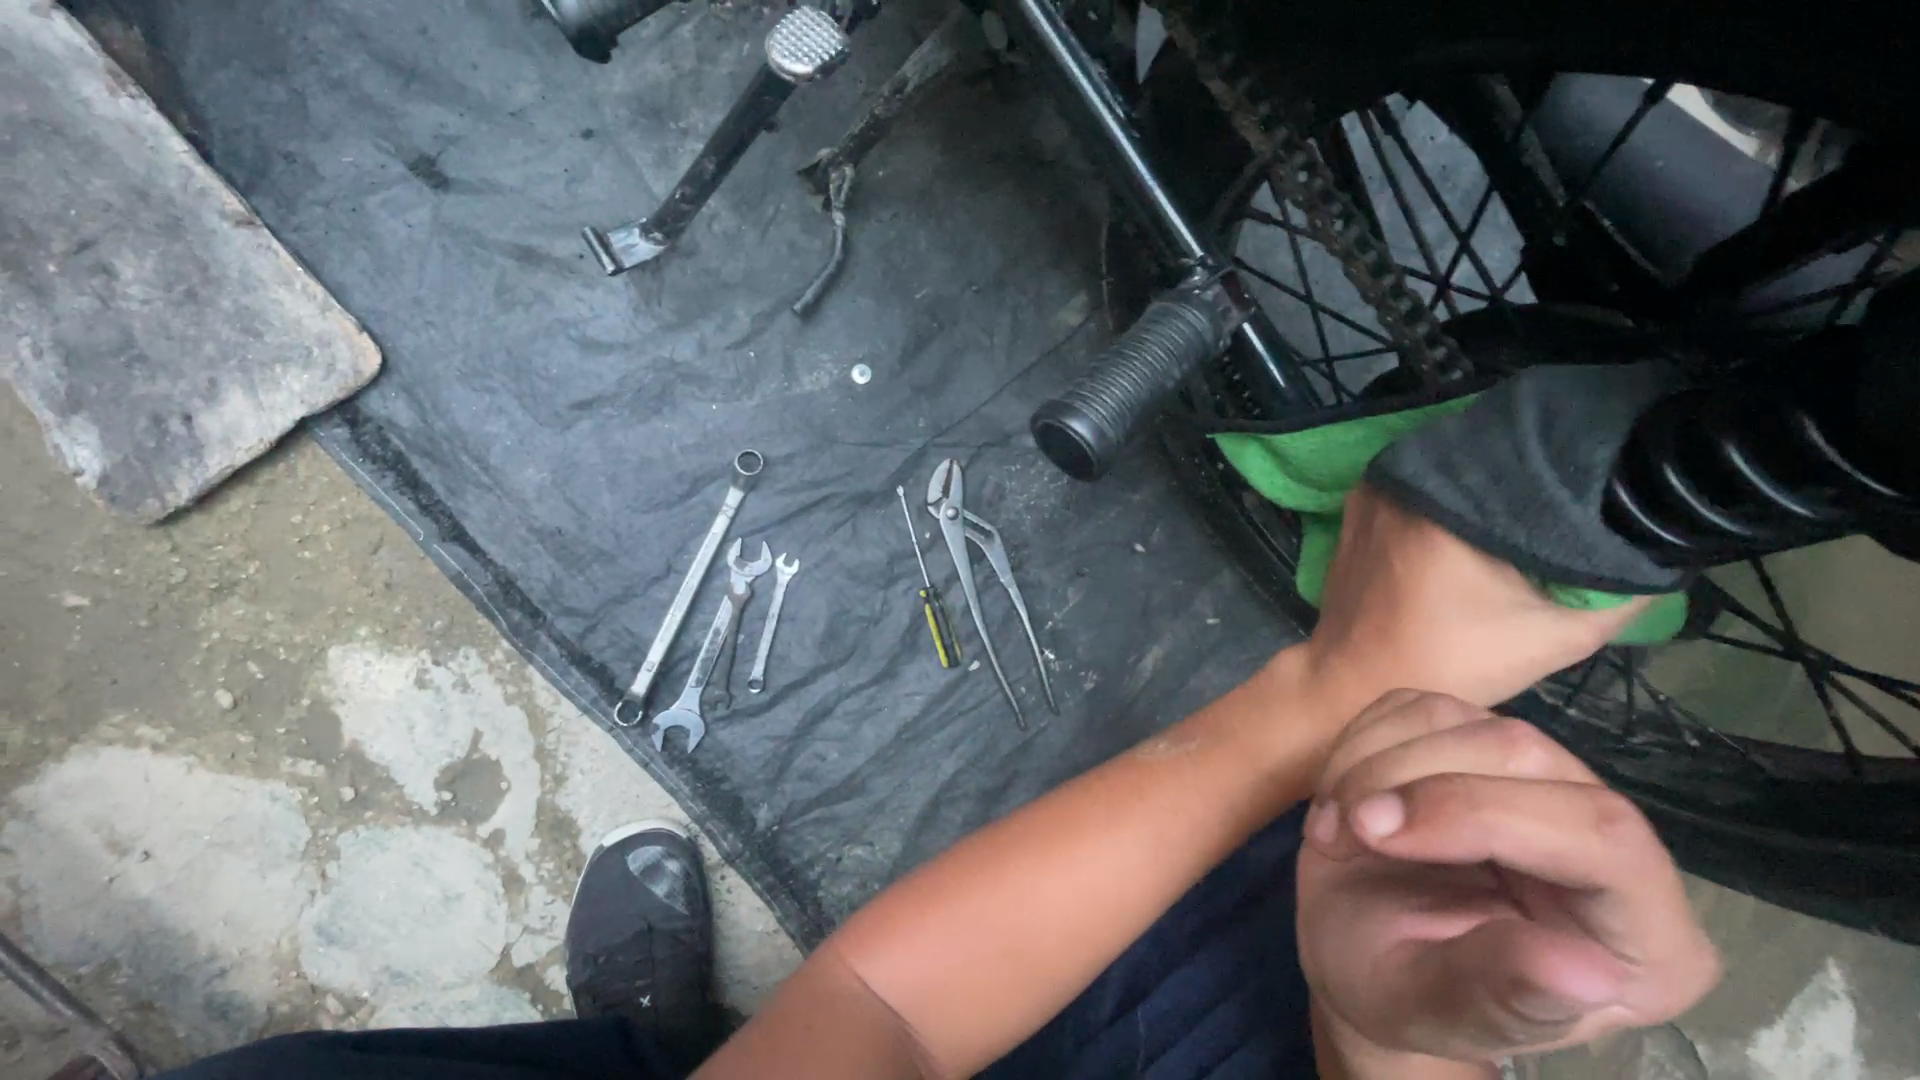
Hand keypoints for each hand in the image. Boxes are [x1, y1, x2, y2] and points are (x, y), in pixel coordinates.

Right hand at [1298, 691, 1719, 1064]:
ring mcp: (1532, 778)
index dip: (1482, 812)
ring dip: (1370, 765)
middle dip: (1411, 780)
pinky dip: (1355, 748)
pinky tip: (1339, 801)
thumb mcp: (1439, 1012)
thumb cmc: (1402, 995)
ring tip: (1334, 828)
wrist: (1353, 953)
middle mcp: (1603, 840)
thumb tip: (1586, 971)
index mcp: (1641, 936)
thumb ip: (1504, 996)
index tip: (1373, 832)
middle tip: (1342, 830)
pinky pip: (1410, 707)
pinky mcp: (1467, 741)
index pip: (1602, 834)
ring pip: (1460, 719)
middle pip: (1522, 753)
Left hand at [1304, 485, 1647, 708]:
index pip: (1538, 460)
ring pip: (1455, 467)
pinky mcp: (1359, 502)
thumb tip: (1661, 549)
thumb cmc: (1447, 663)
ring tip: (1537, 503)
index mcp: (1449, 507)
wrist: (1350, 677)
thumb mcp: (1551, 638)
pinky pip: (1419, 481)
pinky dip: (1451, 493)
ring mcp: (1375, 488)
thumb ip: (1617, 595)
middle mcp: (1406, 482)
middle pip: (1493, 458)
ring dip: (1493, 483)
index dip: (1582, 469)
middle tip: (1585, 496)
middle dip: (1539, 475)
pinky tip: (1480, 515)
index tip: (1617, 483)